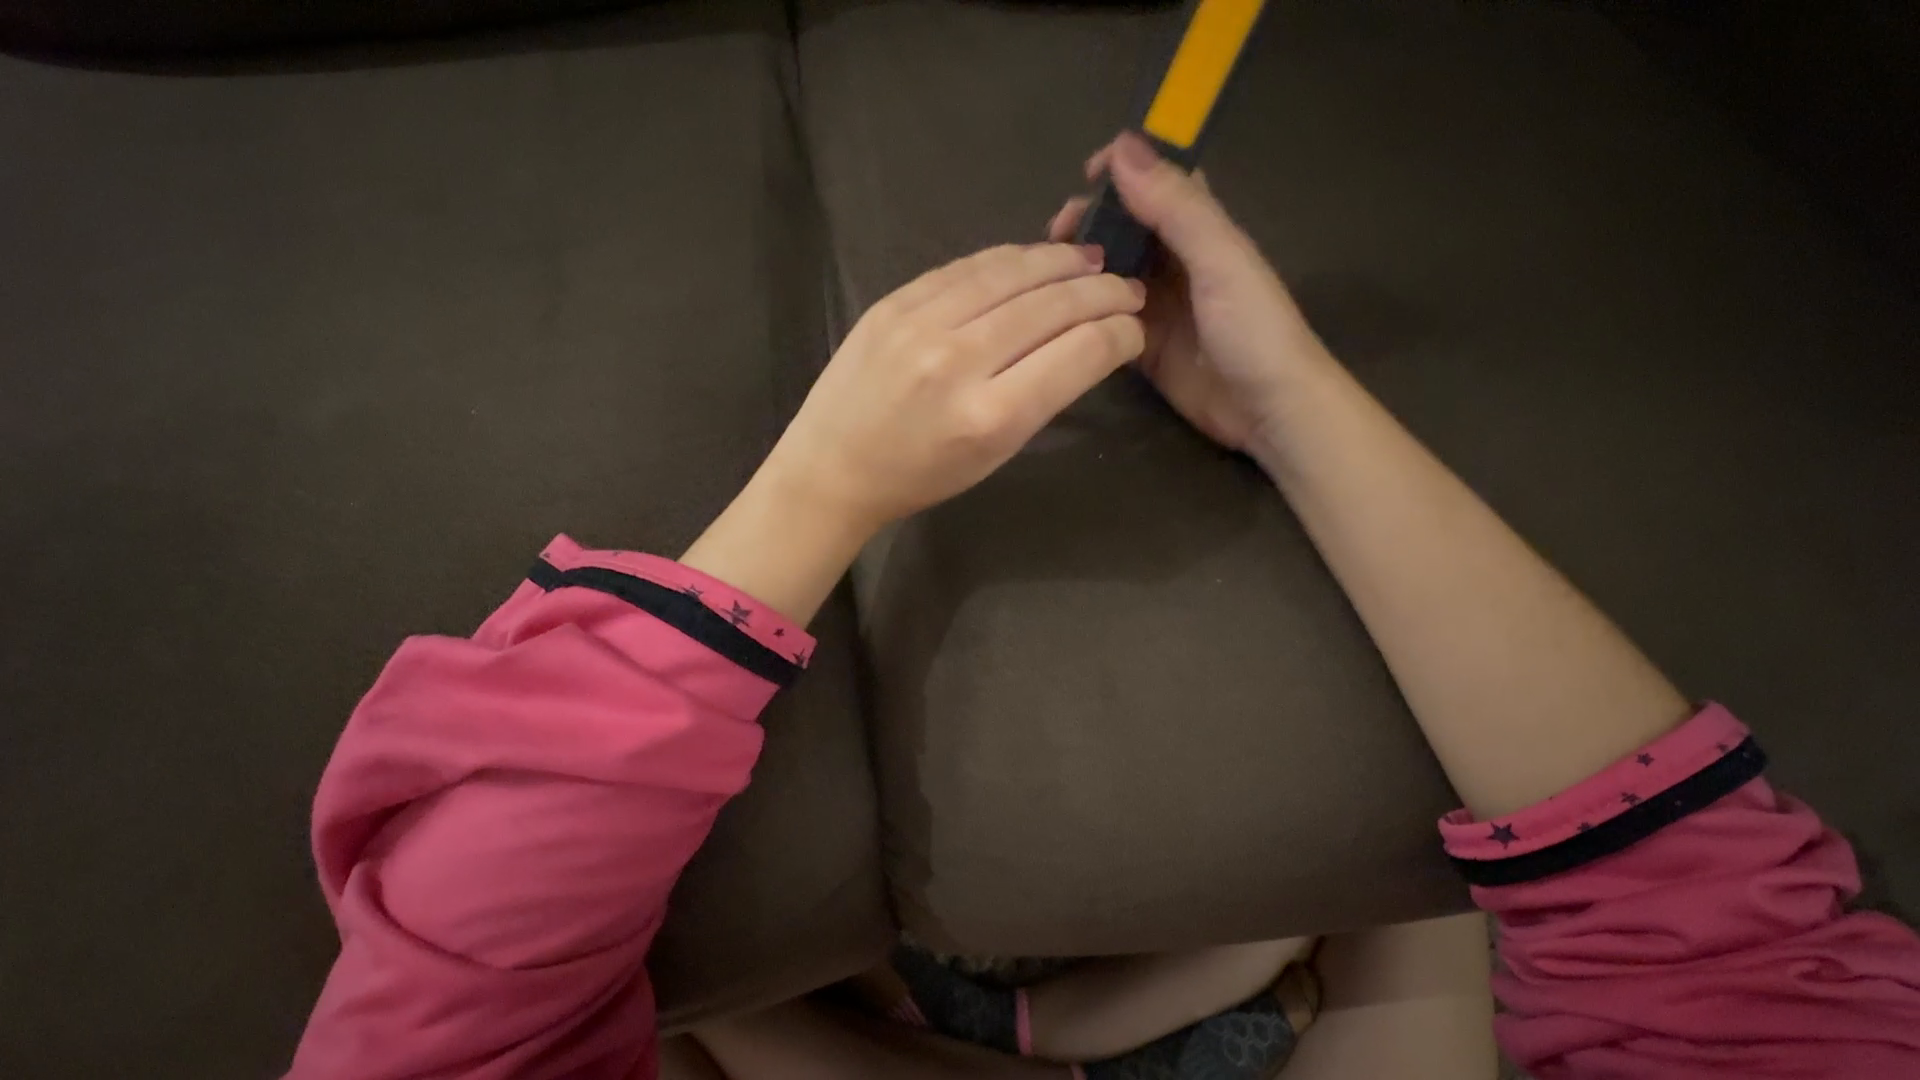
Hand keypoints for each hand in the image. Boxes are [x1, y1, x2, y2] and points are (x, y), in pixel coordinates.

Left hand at [683, 242, 1145, 622]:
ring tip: (1089, 263)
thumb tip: (1090, 340)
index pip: (1080, 351)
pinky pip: (966, 267)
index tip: (1133, 328)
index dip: (1120, 332)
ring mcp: (920, 324)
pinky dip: (1009, 259)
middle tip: (1127, 288)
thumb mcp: (995, 454)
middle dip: (1103, 291)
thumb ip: (1044, 395)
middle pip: (1052, 304)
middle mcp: (959, 360)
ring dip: (1060, 262)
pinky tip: (1032, 260)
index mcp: (992, 416)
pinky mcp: (893, 301)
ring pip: (1011, 271)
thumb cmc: (921, 476)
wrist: (833, 468)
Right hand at [1047, 133, 1330, 452]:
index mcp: (1204, 230)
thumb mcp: (1219, 260)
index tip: (1086, 173)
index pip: (1162, 183)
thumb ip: (1175, 208)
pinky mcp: (1144, 346)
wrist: (1270, 411)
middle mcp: (1178, 262)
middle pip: (1128, 226)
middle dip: (1092, 221)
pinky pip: (1108, 317)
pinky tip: (1058, 308)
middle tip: (1057, 233)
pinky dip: (1085, 310)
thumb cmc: (1254, 330)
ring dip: (1083, 264)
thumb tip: (1122, 147)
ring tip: (1050, 269)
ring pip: (1112, 271)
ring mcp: (1159, 305)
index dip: (1126, 170)